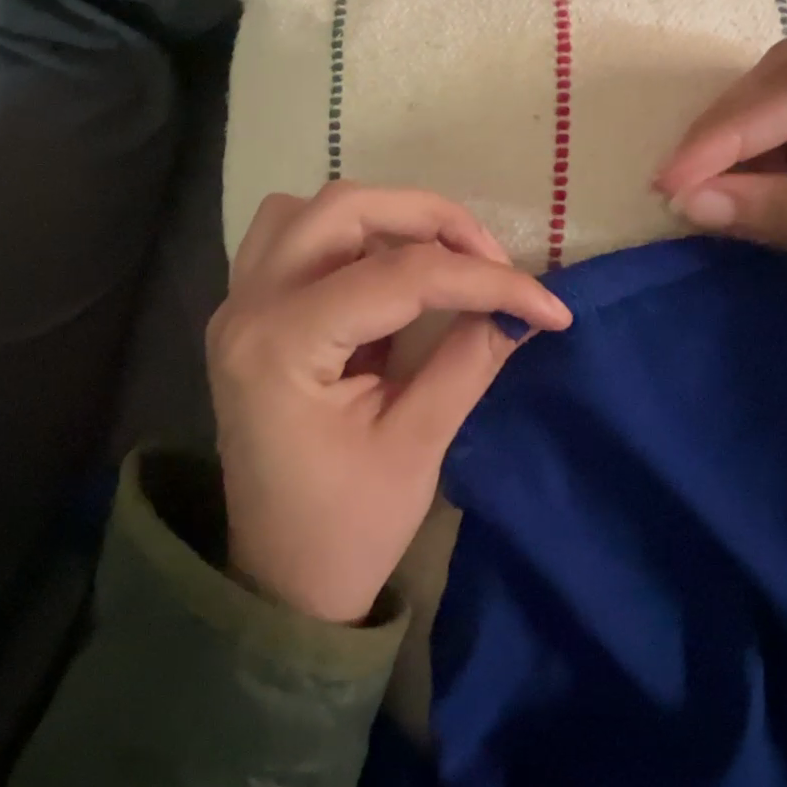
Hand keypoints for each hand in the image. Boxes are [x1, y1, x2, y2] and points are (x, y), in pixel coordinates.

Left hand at [207, 182, 571, 623]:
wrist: (282, 578)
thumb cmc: (348, 527)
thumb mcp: (418, 445)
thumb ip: (468, 360)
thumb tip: (524, 307)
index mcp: (282, 346)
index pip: (399, 276)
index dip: (485, 281)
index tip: (549, 306)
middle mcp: (246, 308)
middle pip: (342, 208)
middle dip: (430, 219)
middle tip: (491, 262)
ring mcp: (238, 307)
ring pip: (309, 213)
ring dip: (382, 220)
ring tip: (439, 263)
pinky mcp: (248, 317)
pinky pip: (292, 241)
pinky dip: (346, 240)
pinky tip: (385, 276)